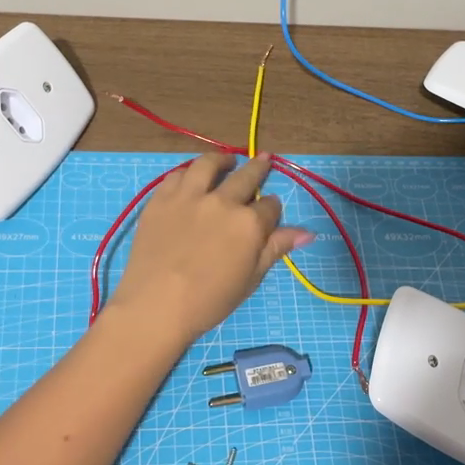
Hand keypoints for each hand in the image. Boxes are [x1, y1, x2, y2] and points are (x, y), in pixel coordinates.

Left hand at [105, 153, 312, 344]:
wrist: (156, 305)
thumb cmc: (209, 301)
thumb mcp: (250, 278)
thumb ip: (275, 249)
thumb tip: (308, 233)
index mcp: (249, 223)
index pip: (271, 206)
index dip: (273, 209)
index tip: (270, 212)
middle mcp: (223, 201)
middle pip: (245, 176)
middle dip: (258, 169)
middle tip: (263, 160)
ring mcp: (189, 196)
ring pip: (209, 164)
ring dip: (222, 159)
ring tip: (227, 160)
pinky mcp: (161, 199)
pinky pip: (178, 174)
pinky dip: (189, 172)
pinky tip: (191, 176)